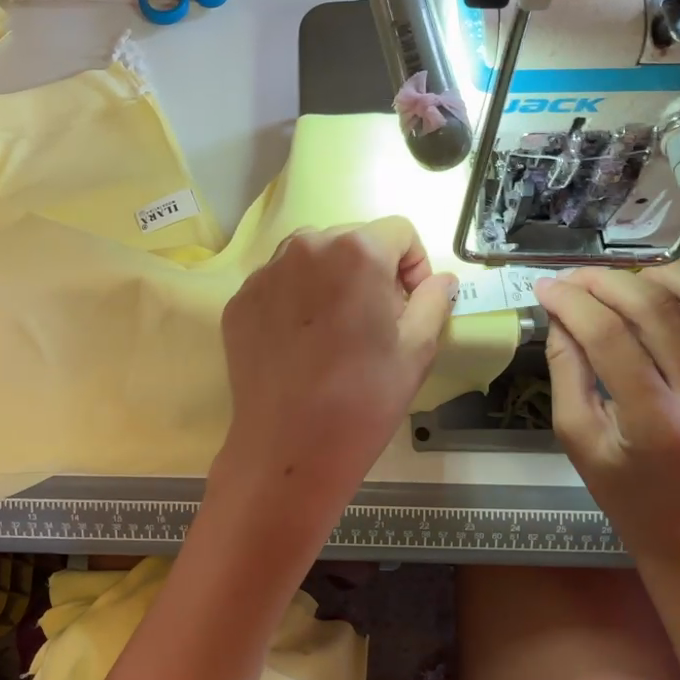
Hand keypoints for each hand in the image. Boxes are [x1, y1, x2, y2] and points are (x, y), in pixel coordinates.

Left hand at [212, 218, 457, 516]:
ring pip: (311, 259)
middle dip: (371, 271)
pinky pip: (278, 285)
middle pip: (352, 240)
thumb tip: (440, 280)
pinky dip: (294, 302)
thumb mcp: (417, 349)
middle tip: (373, 324)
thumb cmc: (363, 397)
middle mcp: (306, 247)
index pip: (399, 233)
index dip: (413, 267)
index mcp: (356, 251)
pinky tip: (299, 346)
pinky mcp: (239, 300)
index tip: (410, 307)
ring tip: (334, 333)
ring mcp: (266, 273)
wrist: (288, 446)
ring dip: (330, 281)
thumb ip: (433, 300)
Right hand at [532, 264, 679, 563]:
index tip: (545, 288)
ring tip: (634, 279)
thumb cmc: (622, 486)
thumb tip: (561, 311)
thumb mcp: (576, 436)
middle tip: (575, 281)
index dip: (571, 302)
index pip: (609, 337)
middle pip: (658, 310)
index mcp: (655, 422)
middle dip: (606, 282)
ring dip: (670, 275)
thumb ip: (566, 369)